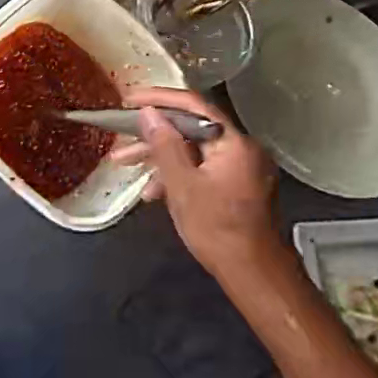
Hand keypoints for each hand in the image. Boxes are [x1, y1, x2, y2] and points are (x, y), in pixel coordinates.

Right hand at [116, 87, 279, 276]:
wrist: (256, 279)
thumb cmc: (218, 230)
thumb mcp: (182, 186)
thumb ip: (164, 144)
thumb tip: (149, 112)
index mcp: (233, 141)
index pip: (193, 104)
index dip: (158, 98)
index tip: (129, 100)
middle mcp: (242, 147)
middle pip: (191, 128)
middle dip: (154, 135)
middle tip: (122, 138)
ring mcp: (243, 168)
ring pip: (194, 150)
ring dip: (161, 157)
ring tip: (127, 165)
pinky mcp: (239, 187)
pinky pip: (204, 167)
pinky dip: (179, 174)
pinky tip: (155, 192)